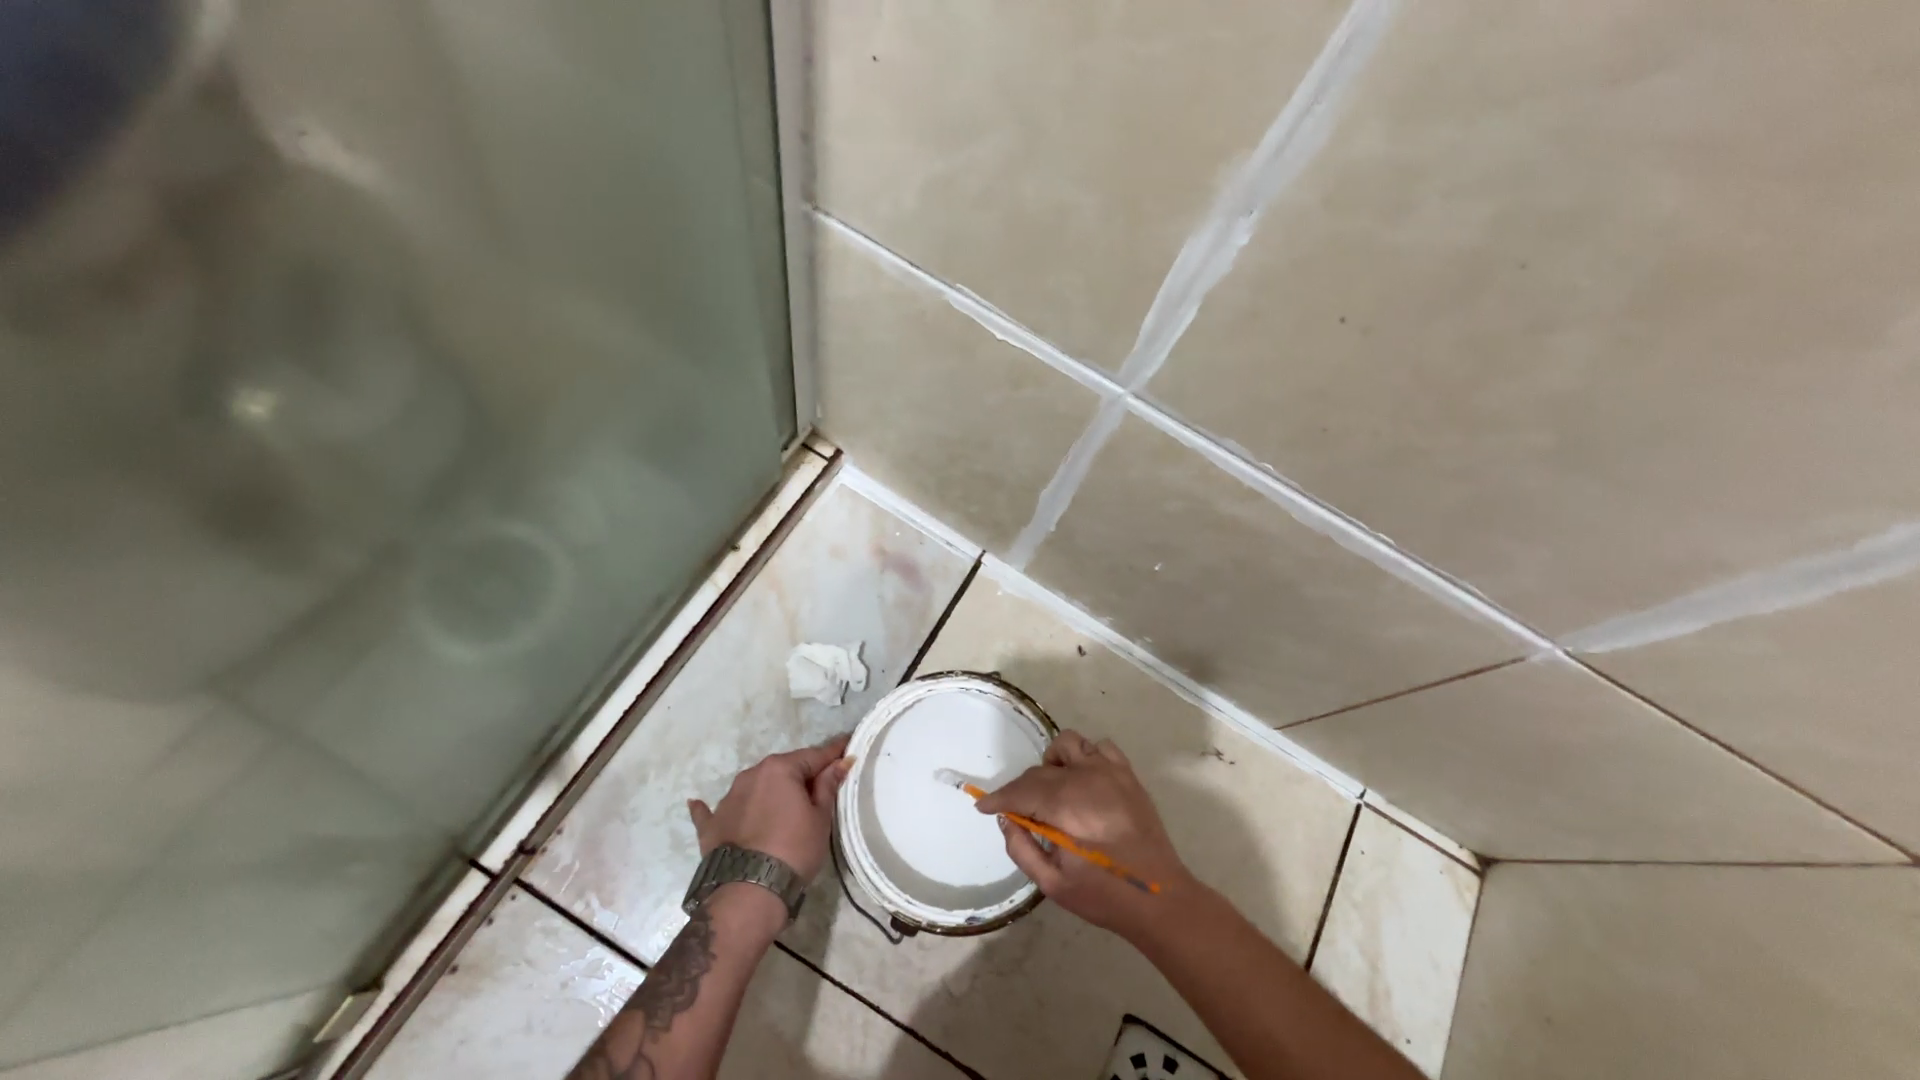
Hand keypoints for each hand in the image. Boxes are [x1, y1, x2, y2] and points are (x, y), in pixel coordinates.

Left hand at [688, 734, 852, 882]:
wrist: (748, 891)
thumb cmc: (794, 849)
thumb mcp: (820, 818)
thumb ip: (828, 786)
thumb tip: (840, 761)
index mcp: (780, 769)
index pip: (814, 755)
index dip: (834, 753)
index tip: (848, 747)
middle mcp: (751, 775)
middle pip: (783, 770)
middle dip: (801, 775)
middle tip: (820, 789)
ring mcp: (727, 798)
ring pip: (755, 787)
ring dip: (769, 792)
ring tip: (782, 806)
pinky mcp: (711, 823)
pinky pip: (713, 810)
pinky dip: (713, 807)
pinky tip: (696, 803)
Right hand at [976, 730, 1192, 940]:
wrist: (1160, 897)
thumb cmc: (1104, 895)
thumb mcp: (1052, 883)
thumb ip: (1022, 848)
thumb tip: (1006, 819)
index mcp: (1066, 805)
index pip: (1020, 791)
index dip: (998, 799)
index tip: (983, 807)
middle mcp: (1086, 778)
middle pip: (1039, 771)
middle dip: (1022, 790)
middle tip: (1021, 815)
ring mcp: (1110, 772)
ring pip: (1068, 744)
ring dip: (1053, 763)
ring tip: (1054, 790)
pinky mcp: (1128, 775)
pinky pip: (1101, 747)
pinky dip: (1086, 757)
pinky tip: (1084, 781)